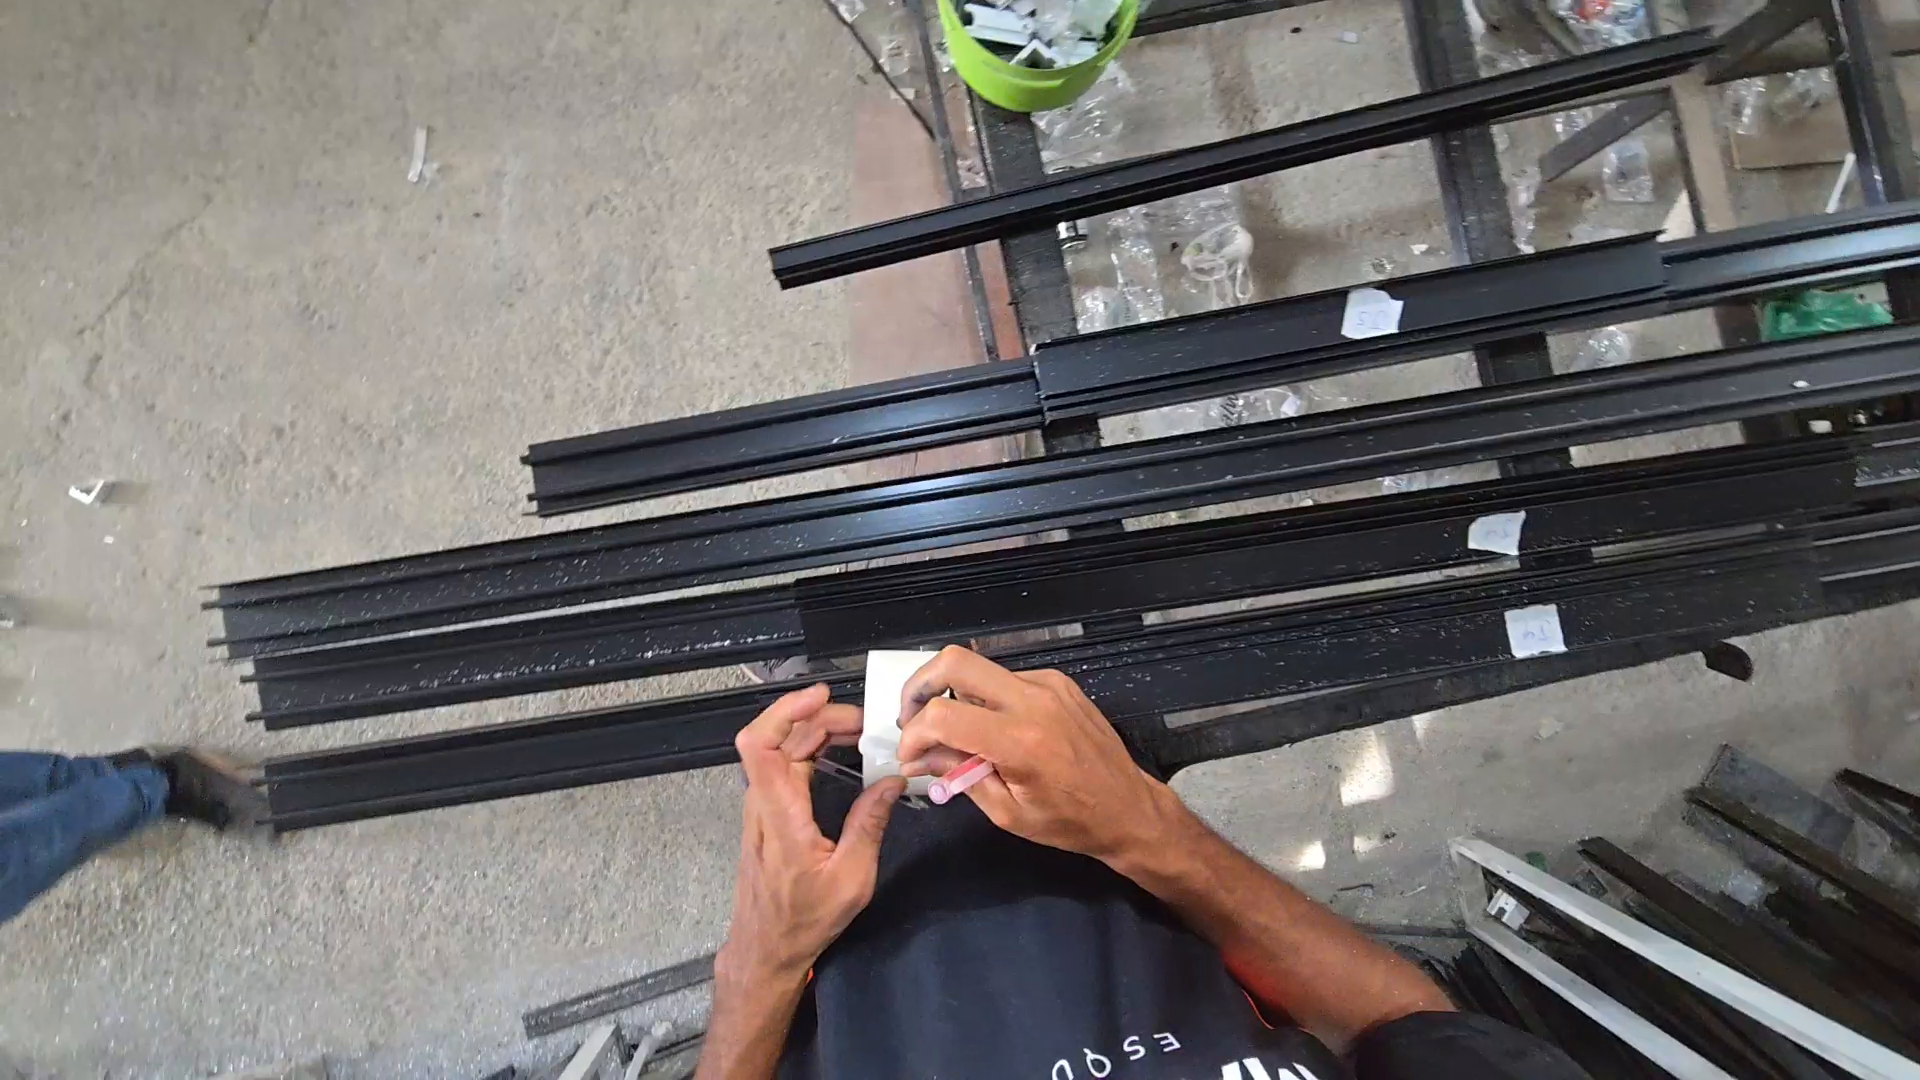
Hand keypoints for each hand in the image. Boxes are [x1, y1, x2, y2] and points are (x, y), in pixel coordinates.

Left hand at [719, 684, 906, 984]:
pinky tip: (843, 748)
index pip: (760, 746)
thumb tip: (891, 779)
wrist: (766, 949)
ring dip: (819, 728)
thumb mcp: (851, 878)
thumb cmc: (805, 920)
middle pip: (781, 736)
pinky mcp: (771, 808)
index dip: (784, 711)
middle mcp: (764, 801)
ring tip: (861, 731)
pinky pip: (788, 762)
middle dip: (822, 716)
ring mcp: (764, 803)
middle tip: (866, 722)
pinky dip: (815, 745)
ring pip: (785, 746)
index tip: (821, 696)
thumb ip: (870, 824)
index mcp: (780, 815)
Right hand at [894, 646, 1177, 862]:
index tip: (911, 756)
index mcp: (1020, 740)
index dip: (914, 734)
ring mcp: (1048, 684)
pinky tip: (992, 728)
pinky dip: (986, 699)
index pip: (943, 715)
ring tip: (952, 732)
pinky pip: (1006, 678)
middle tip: (912, 719)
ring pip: (978, 668)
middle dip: (919, 686)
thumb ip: (958, 775)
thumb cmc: (1069, 822)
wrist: (1129, 808)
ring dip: (954, 694)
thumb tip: (917, 756)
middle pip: (954, 661)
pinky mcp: (1058, 681)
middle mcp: (1033, 699)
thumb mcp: (1006, 812)